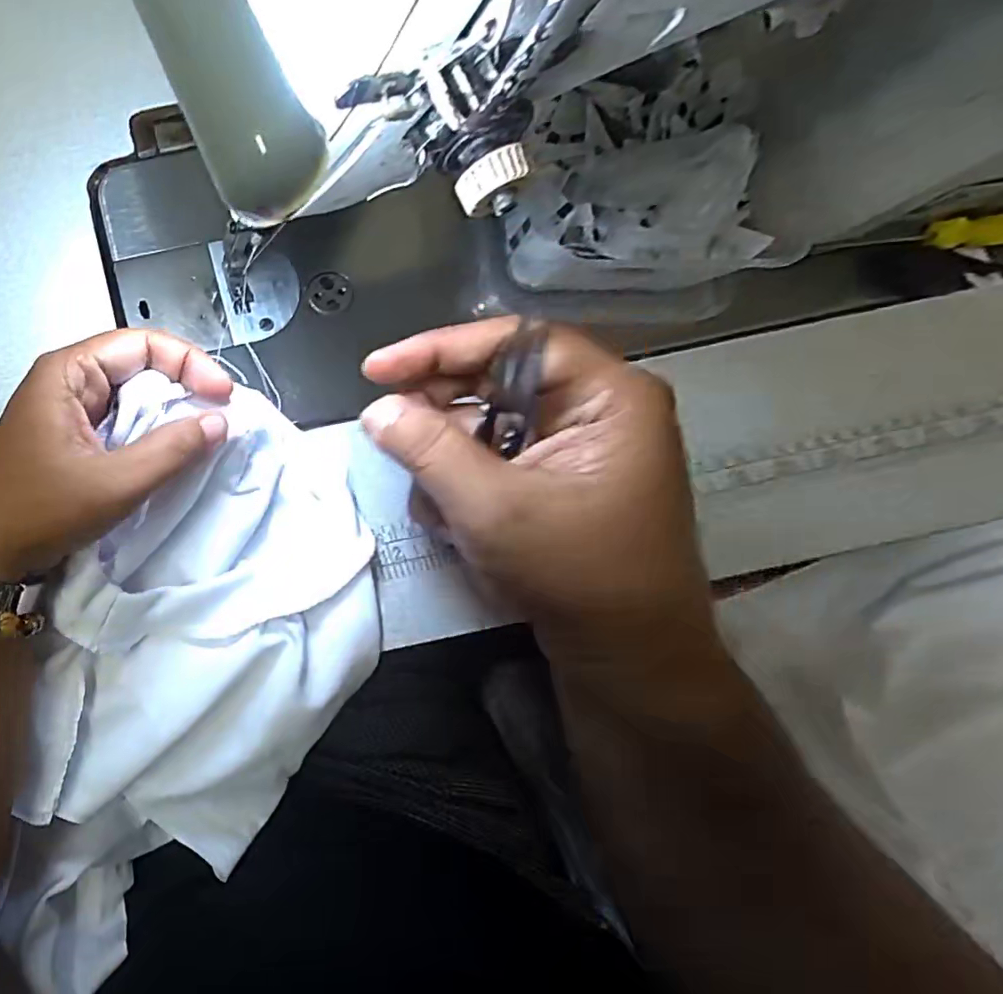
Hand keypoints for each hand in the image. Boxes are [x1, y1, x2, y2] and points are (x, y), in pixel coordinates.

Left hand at [0, 330, 232, 581]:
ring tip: (203, 432)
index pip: (142, 343)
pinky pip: (120, 420)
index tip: (223, 396)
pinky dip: (150, 431)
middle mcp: (66, 380)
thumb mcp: (113, 484)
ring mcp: (67, 408)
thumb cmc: (38, 513)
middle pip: (138, 363)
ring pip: (131, 394)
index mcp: (67, 372)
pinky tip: (172, 450)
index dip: (189, 362)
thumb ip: (171, 451)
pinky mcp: (70, 434)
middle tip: (219, 414)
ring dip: (169, 410)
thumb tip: (220, 422)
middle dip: (183, 385)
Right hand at [360, 319, 731, 713]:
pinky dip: (464, 484)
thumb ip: (429, 450)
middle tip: (391, 430)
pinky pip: (495, 460)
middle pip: (497, 381)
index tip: (379, 369)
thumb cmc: (576, 575)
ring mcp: (574, 449)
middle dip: (440, 413)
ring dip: (448, 460)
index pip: (515, 342)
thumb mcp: (492, 508)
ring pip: (488, 425)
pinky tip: (454, 522)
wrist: (626, 660)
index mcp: (607, 397)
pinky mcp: (554, 482)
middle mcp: (594, 411)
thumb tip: (376, 409)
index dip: (441, 349)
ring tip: (437, 506)